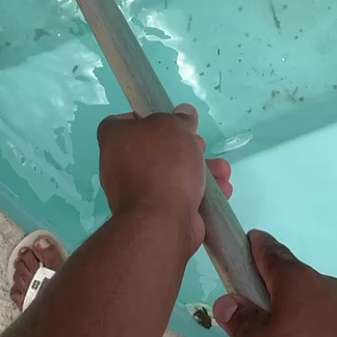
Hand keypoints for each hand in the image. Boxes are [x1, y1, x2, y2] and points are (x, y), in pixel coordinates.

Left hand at [97, 104, 233, 247]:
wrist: (161, 221)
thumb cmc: (162, 165)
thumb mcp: (173, 127)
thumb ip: (179, 119)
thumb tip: (184, 114)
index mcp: (114, 140)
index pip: (125, 121)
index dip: (149, 117)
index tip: (171, 121)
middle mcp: (121, 166)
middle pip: (157, 149)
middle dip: (186, 147)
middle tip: (200, 145)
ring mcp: (139, 193)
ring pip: (173, 174)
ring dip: (202, 170)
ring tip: (222, 171)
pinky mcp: (157, 214)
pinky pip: (181, 196)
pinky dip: (202, 193)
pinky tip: (222, 191)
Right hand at [213, 231, 336, 336]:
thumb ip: (241, 322)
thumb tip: (229, 302)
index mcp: (299, 281)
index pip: (270, 251)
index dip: (252, 249)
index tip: (240, 251)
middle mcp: (328, 287)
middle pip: (290, 285)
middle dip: (268, 301)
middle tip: (249, 331)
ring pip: (308, 311)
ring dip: (289, 327)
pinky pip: (326, 332)